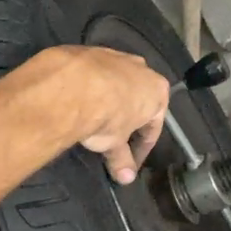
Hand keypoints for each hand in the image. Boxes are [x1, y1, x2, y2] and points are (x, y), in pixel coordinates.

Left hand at [34, 46, 170, 184]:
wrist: (73, 85)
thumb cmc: (106, 116)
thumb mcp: (114, 144)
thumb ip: (121, 159)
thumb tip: (126, 179)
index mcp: (157, 91)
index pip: (153, 126)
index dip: (142, 148)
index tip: (131, 162)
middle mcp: (142, 69)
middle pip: (136, 101)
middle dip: (126, 121)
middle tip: (112, 140)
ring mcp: (116, 56)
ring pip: (116, 84)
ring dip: (108, 101)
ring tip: (93, 120)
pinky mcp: (91, 50)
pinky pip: (94, 74)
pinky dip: (90, 87)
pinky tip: (78, 100)